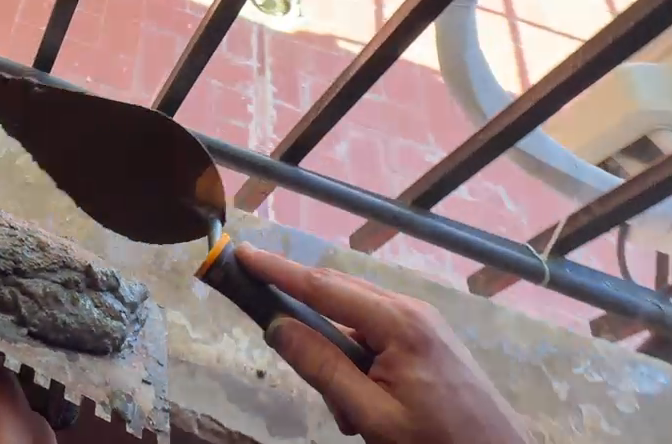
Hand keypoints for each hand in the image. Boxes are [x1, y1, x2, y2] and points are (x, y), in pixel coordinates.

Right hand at [238, 245, 527, 443]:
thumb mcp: (375, 418)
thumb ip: (322, 368)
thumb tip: (276, 325)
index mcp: (398, 322)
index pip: (321, 287)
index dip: (277, 269)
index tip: (240, 252)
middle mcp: (410, 309)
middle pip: (336, 295)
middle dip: (305, 320)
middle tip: (279, 343)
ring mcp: (423, 323)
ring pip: (354, 317)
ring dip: (334, 349)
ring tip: (345, 410)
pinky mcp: (430, 341)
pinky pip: (375, 332)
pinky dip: (356, 356)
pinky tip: (364, 402)